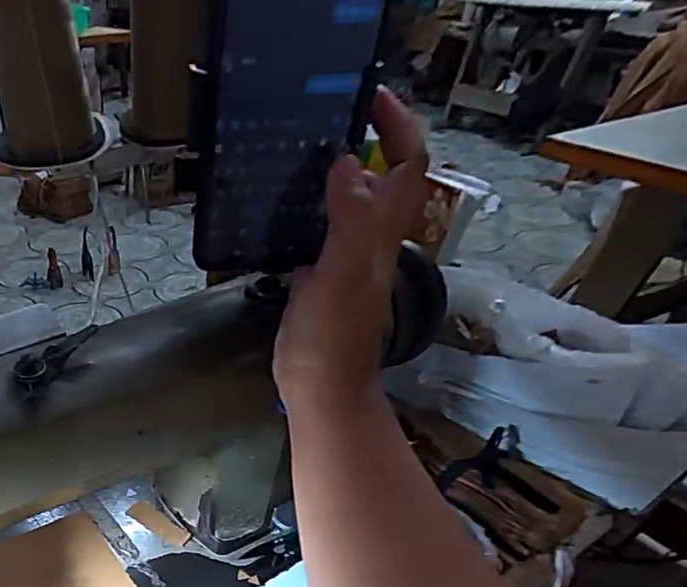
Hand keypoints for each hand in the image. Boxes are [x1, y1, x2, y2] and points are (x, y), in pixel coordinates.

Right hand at [273, 87, 429, 411]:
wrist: (318, 386)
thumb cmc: (334, 336)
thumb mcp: (345, 273)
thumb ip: (352, 218)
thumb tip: (348, 162)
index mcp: (381, 235)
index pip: (407, 168)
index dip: (399, 129)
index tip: (370, 101)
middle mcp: (367, 242)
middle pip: (379, 181)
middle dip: (365, 143)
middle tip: (326, 121)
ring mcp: (342, 262)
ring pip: (346, 206)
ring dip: (331, 176)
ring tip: (298, 153)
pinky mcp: (317, 280)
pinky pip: (316, 233)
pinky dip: (304, 212)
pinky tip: (279, 206)